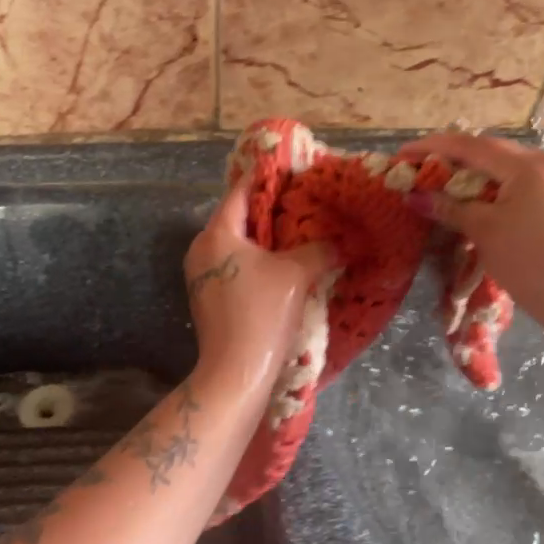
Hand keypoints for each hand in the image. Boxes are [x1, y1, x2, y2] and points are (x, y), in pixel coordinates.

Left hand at [184, 184, 332, 391]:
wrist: (236, 373)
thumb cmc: (262, 314)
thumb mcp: (297, 275)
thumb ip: (320, 249)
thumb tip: (342, 240)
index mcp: (217, 234)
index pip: (241, 192)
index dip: (267, 179)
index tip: (292, 170)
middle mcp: (201, 249)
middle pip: (237, 217)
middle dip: (270, 210)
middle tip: (303, 202)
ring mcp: (201, 275)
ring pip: (236, 243)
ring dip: (265, 238)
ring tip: (299, 233)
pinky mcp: (208, 296)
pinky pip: (234, 265)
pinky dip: (256, 259)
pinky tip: (282, 265)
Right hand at [399, 133, 543, 336]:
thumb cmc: (533, 265)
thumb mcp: (485, 234)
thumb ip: (450, 208)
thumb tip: (414, 196)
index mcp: (532, 164)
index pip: (472, 145)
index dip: (433, 148)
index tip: (402, 155)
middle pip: (497, 155)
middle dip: (459, 163)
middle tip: (426, 175)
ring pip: (518, 171)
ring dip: (484, 179)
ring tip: (456, 194)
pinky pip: (536, 187)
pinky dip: (509, 192)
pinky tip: (496, 210)